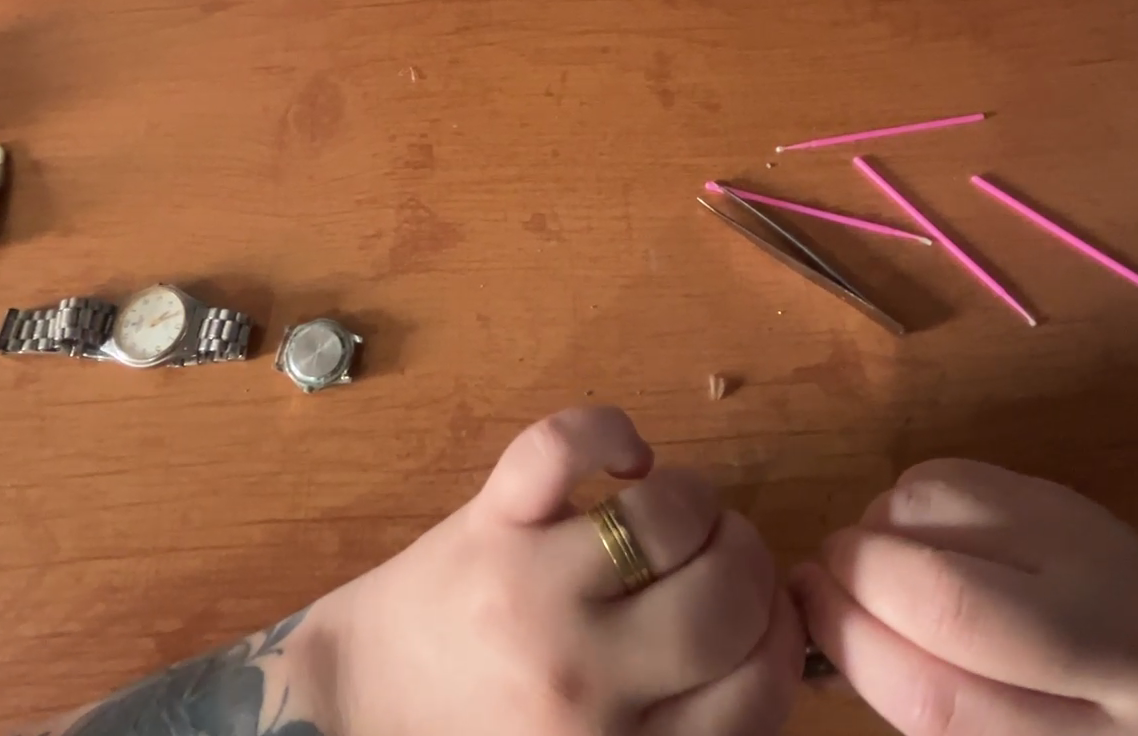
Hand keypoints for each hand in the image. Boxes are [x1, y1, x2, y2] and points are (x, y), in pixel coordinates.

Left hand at [312, 406, 802, 735]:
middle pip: (727, 595)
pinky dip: (609, 431)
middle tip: (725, 557)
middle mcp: (584, 675)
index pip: (759, 691)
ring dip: (698, 502)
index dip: (779, 639)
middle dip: (748, 563)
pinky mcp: (489, 516)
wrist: (358, 708)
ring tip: (677, 514)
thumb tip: (770, 638)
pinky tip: (627, 457)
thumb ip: (683, 722)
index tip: (762, 617)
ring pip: (669, 514)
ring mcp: (532, 584)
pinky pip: (563, 444)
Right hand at [790, 459, 1137, 735]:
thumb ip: (922, 697)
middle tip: (825, 575)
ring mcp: (1102, 554)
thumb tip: (813, 623)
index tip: (806, 611)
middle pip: (943, 598)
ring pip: (932, 517)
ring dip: (872, 531)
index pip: (938, 697)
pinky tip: (924, 534)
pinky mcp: (1069, 493)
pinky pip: (942, 476)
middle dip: (851, 574)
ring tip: (887, 561)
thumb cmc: (1094, 725)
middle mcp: (1123, 654)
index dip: (849, 644)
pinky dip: (900, 504)